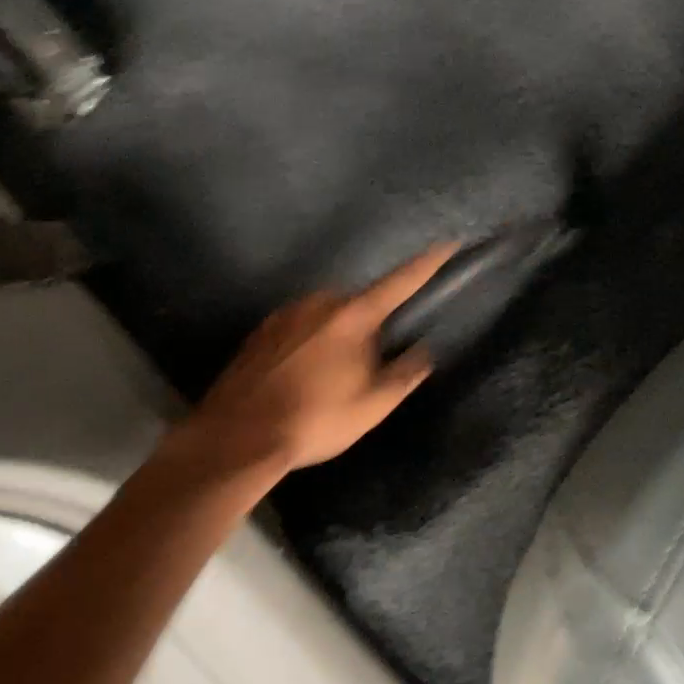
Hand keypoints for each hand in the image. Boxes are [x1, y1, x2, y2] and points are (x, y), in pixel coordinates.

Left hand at [172, 244, 458, 473]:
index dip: (427, 264)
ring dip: (335, 337)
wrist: (235, 439)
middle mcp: (319, 303)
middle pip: (359, 305)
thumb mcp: (373, 405)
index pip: (400, 283)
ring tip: (329, 380)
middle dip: (369, 326)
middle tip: (368, 366)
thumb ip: (405, 373)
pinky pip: (298, 330)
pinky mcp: (258, 333)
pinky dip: (307, 346)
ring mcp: (285, 315)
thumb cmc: (314, 419)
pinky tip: (300, 379)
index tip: (447, 244)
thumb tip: (423, 351)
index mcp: (353, 316)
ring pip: (326, 317)